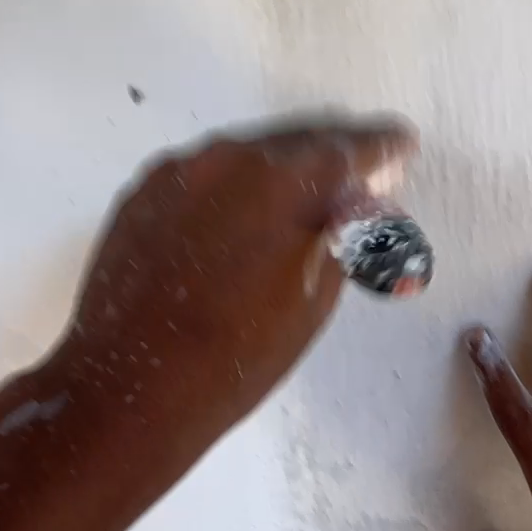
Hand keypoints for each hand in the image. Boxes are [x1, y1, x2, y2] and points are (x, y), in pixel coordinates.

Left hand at [51, 115, 415, 459]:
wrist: (130, 388)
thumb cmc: (235, 358)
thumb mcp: (313, 300)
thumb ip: (343, 236)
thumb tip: (358, 200)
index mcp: (283, 182)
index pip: (348, 149)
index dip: (382, 149)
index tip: (401, 147)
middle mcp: (229, 158)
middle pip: (296, 141)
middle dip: (332, 157)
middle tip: (357, 178)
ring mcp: (178, 172)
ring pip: (246, 154)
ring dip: (279, 170)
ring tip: (299, 199)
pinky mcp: (143, 192)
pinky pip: (204, 175)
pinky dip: (232, 187)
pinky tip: (240, 216)